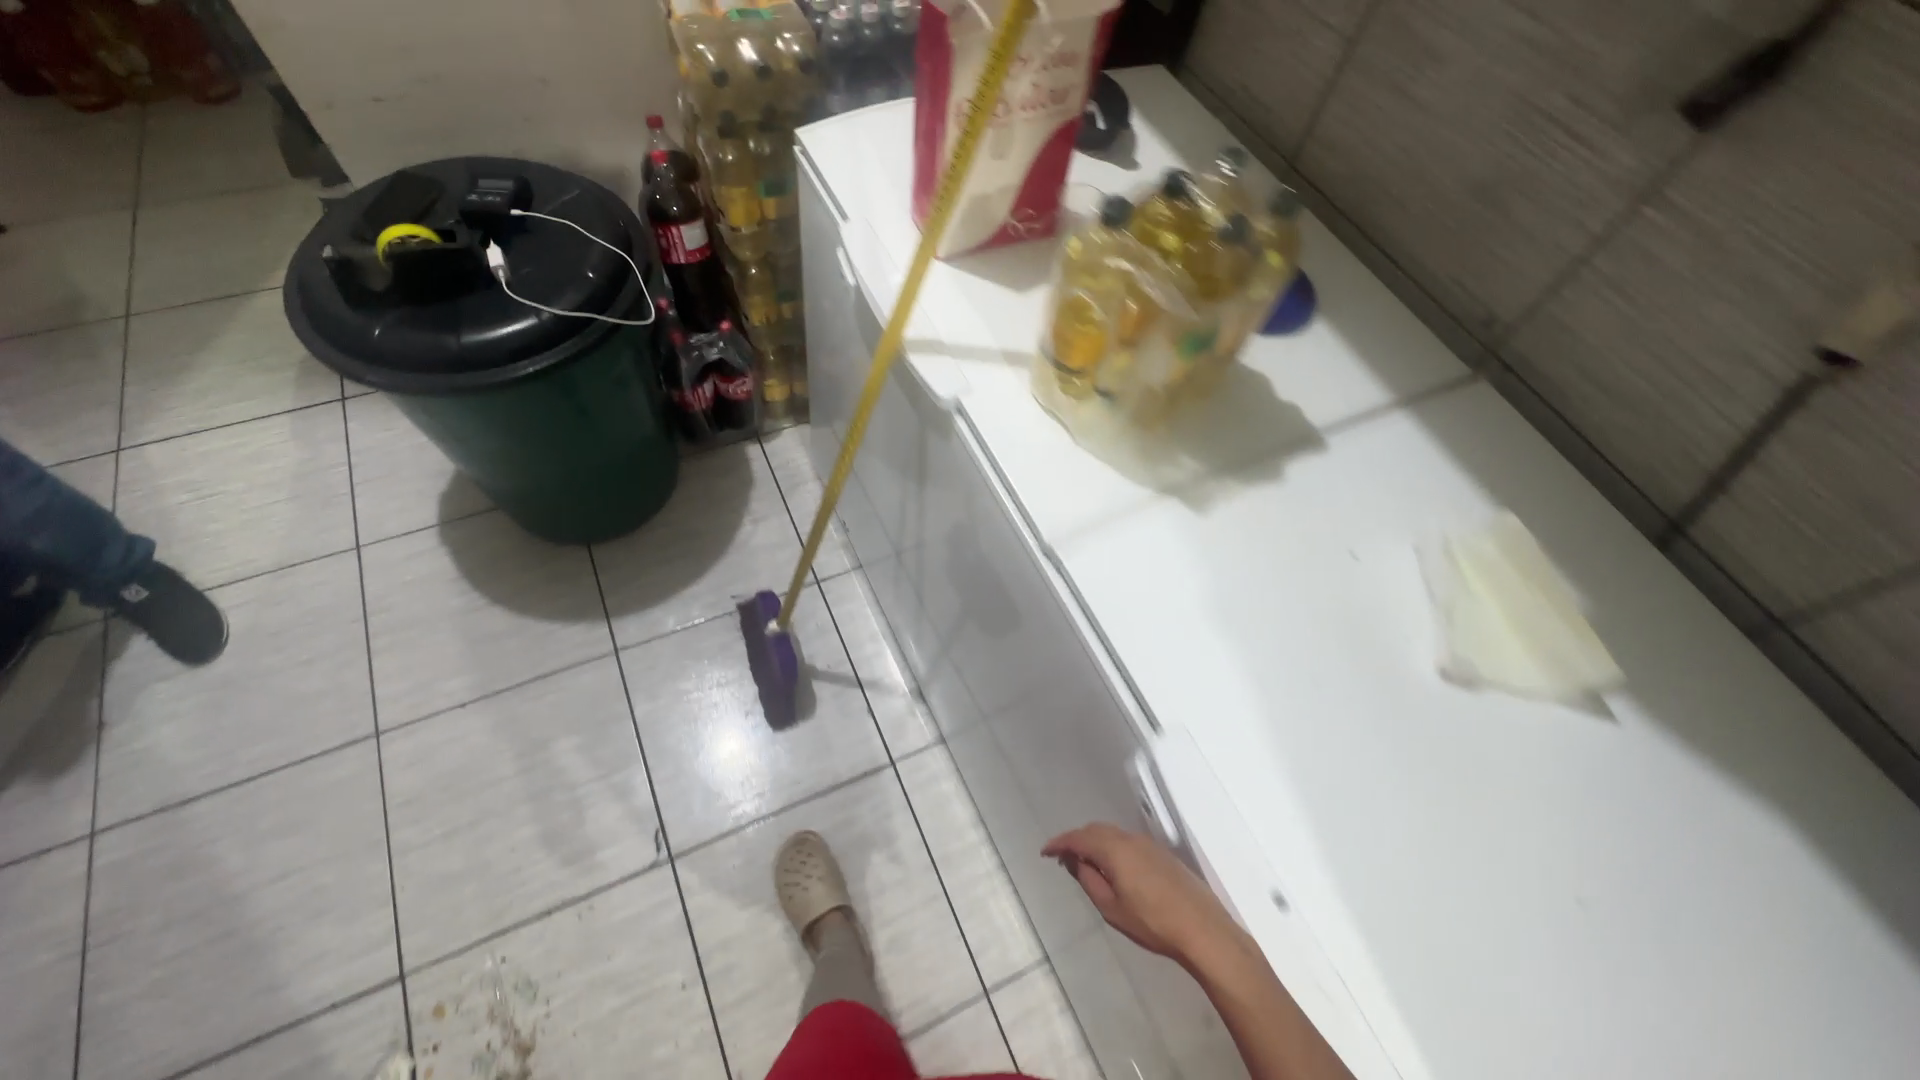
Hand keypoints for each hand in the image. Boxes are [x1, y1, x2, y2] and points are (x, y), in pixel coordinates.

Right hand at [1042, 823, 1241, 966]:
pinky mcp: (1163, 855)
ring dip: (1095, 843)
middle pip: (1096, 830)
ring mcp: (1150, 845)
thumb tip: (1075, 861)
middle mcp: (1131, 839)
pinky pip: (1127, 842)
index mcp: (1115, 850)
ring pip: (1113, 834)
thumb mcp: (1111, 907)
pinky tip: (1112, 868)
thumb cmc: (1152, 922)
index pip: (1079, 838)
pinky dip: (1112, 847)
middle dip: (1076, 840)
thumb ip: (1089, 880)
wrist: (1203, 930)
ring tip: (1085, 864)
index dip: (1060, 843)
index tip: (1045, 852)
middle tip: (1063, 859)